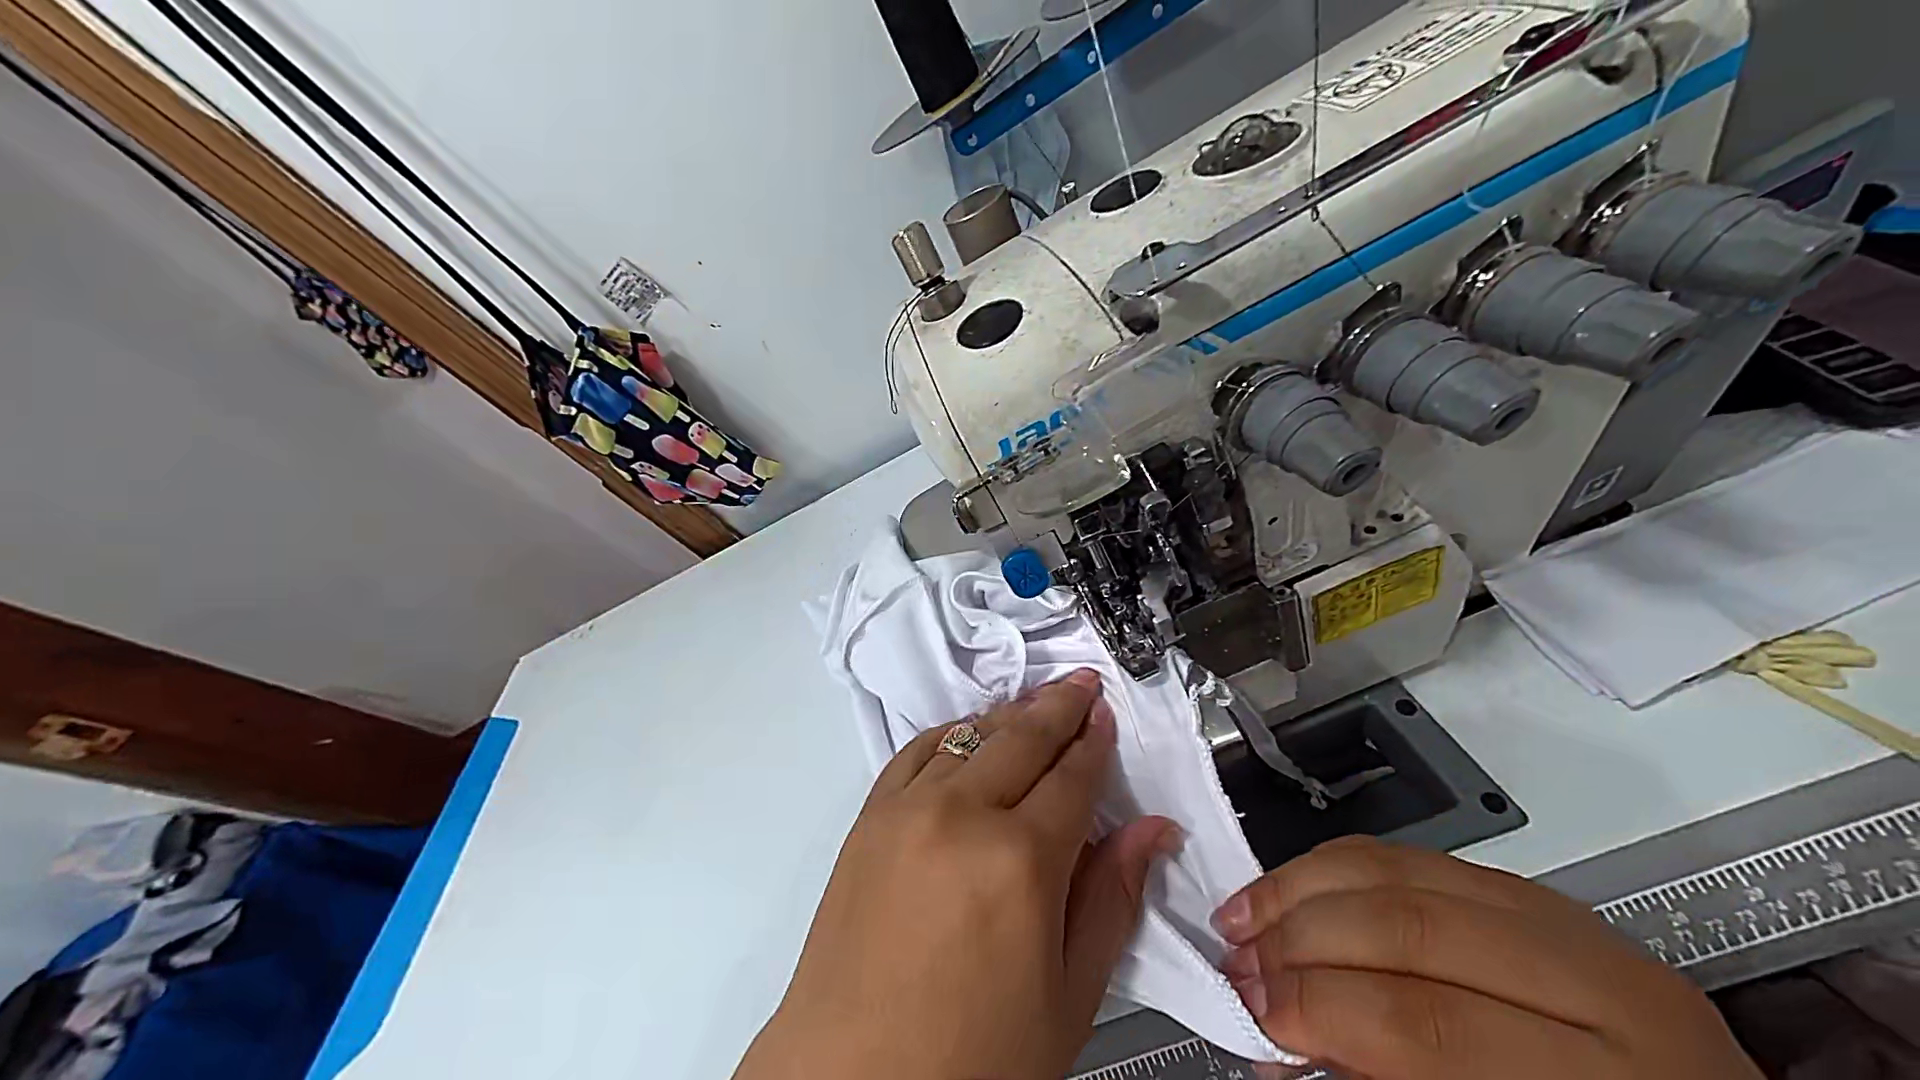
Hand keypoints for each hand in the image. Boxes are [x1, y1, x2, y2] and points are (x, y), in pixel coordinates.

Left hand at [734, 670, 1178, 1079]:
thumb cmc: (973, 1058)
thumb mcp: (1068, 994)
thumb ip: (1112, 898)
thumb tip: (1151, 832)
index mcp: (1020, 860)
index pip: (1072, 777)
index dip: (1094, 743)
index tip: (1105, 718)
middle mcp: (961, 816)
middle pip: (1022, 739)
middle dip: (1058, 707)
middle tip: (1081, 684)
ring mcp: (907, 810)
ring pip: (970, 736)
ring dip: (1010, 715)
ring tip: (1037, 702)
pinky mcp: (868, 819)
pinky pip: (915, 752)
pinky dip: (950, 733)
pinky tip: (968, 731)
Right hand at [1212, 837, 1762, 1079]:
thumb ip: (1381, 1079)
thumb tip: (1279, 1042)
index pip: (1428, 1020)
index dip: (1319, 1008)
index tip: (1257, 1014)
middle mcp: (1603, 986)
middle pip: (1405, 924)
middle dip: (1296, 937)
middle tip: (1239, 961)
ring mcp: (1565, 922)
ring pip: (1401, 868)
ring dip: (1300, 885)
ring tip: (1245, 915)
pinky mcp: (1530, 892)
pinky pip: (1412, 856)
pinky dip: (1335, 866)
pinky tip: (1295, 887)